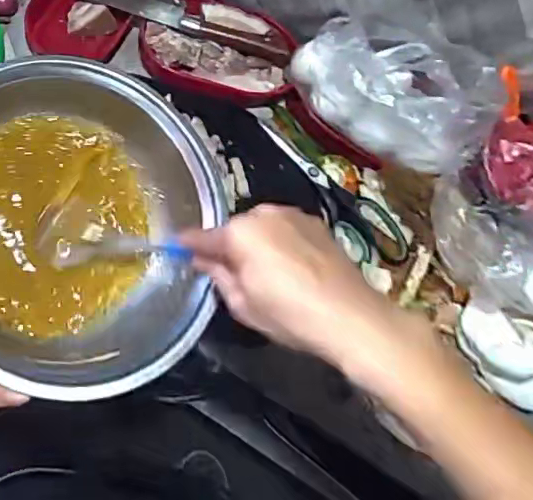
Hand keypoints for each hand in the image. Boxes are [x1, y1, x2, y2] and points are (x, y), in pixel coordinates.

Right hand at [179, 205, 413, 383]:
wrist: (356, 319)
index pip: (202, 236)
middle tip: (236, 275)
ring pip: (260, 226)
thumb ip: (218, 276)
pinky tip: (295, 267)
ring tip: (271, 273)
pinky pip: (284, 227)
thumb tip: (202, 260)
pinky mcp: (314, 221)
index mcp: (238, 232)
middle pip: (233, 229)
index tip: (177, 248)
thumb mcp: (245, 306)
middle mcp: (261, 213)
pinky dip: (281, 241)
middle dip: (231, 247)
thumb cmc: (293, 316)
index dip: (188, 244)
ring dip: (257, 242)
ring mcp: (290, 214)